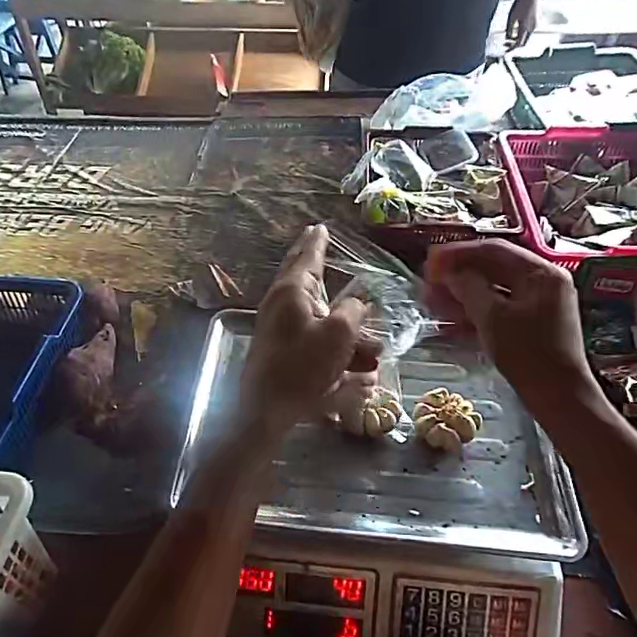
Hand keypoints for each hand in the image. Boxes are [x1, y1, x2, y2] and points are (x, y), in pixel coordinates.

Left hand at [240, 224, 378, 436]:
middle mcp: (280, 304)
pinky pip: (311, 337)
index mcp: (291, 291)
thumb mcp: (339, 335)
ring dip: (341, 322)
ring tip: (371, 348)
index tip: (320, 226)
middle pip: (303, 278)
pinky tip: (356, 368)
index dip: (318, 242)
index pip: (307, 256)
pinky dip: (331, 344)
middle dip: (317, 264)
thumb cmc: (301, 367)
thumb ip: (354, 310)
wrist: (265, 410)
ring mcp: (277, 328)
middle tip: (319, 242)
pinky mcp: (280, 350)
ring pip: (313, 313)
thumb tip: (359, 301)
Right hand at [423, 240, 604, 419]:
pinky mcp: (531, 323)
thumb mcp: (492, 318)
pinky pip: (498, 308)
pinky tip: (448, 320)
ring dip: (461, 294)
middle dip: (457, 274)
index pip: (494, 249)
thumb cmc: (528, 354)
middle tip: (427, 282)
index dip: (457, 253)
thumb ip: (468, 288)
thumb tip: (448, 271)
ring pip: (492, 289)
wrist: (558, 396)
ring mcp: (539, 303)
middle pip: (492, 268)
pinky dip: (473, 311)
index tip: (429, 261)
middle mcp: (542, 282)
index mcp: (540, 273)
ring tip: (431, 302)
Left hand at [506, 0, 538, 46]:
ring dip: (518, 38)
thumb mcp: (511, 16)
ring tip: (509, 36)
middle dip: (514, 45)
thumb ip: (509, 29)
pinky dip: (522, 33)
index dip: (511, 49)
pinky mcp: (537, 19)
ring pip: (526, 37)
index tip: (505, 51)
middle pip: (523, 42)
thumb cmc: (522, 1)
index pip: (518, 43)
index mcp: (525, 28)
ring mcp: (536, 23)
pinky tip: (516, 29)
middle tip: (506, 44)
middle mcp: (532, 28)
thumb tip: (507, 38)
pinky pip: (529, 30)